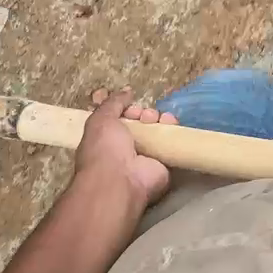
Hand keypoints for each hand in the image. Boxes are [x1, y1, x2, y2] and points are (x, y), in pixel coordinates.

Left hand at [76, 88, 175, 209]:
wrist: (119, 181)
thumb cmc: (104, 149)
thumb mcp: (100, 119)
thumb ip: (113, 103)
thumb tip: (127, 91)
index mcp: (108, 140)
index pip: (122, 119)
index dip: (127, 108)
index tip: (129, 105)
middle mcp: (126, 148)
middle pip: (141, 122)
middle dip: (144, 114)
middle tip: (143, 116)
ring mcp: (145, 156)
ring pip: (157, 130)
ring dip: (159, 119)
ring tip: (156, 119)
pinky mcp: (164, 163)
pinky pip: (171, 141)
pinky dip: (172, 128)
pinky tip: (170, 122)